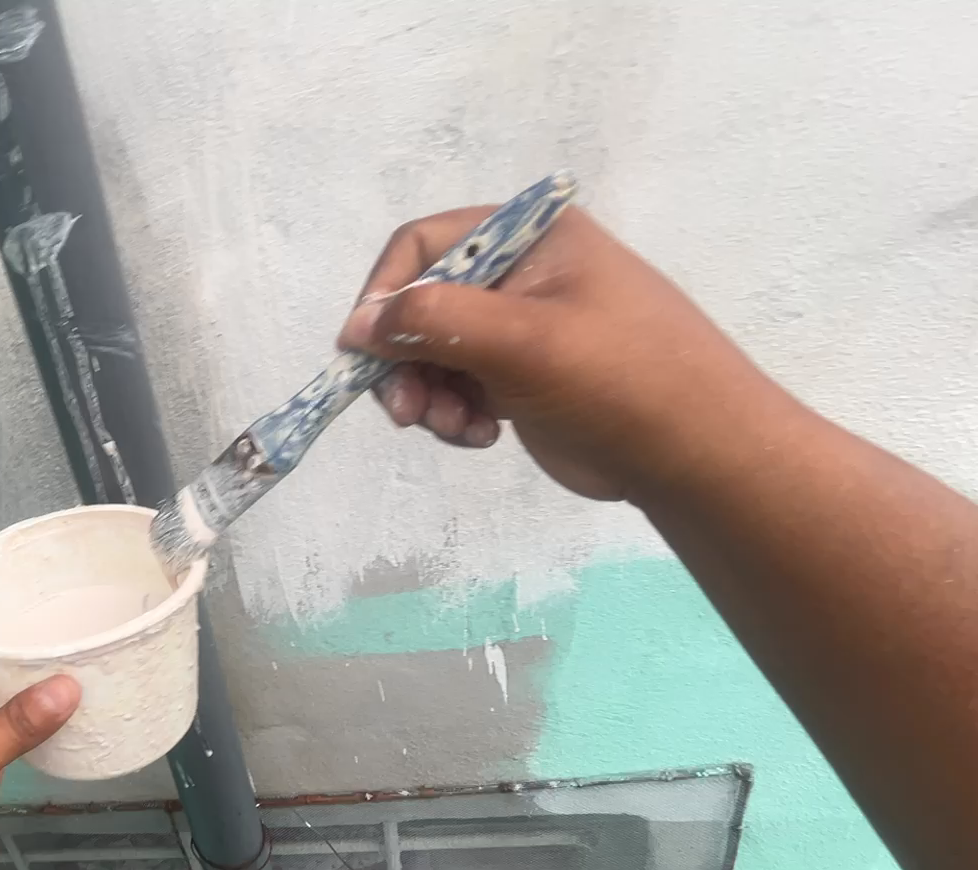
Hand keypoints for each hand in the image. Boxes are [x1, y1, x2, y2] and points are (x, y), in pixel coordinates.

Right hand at [338, 205, 781, 502]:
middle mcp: (514, 274)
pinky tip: (480, 435)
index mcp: (527, 237)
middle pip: (414, 307)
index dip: (383, 295)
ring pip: (424, 353)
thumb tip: (354, 326)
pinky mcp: (509, 373)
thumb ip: (433, 321)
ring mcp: (511, 326)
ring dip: (425, 396)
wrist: (692, 455)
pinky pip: (448, 386)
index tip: (367, 351)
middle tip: (406, 411)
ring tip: (452, 427)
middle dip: (403, 363)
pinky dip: (450, 414)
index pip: (420, 246)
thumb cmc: (620, 381)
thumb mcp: (522, 341)